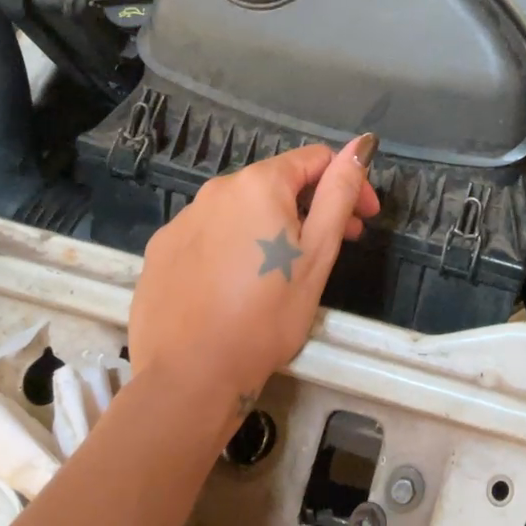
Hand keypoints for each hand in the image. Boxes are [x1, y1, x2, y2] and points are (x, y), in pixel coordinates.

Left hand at [129, 136, 380, 416]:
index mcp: (259, 184)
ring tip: (287, 270)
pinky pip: (211, 234)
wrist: (187, 380)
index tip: (364, 221)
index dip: (348, 183)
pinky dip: (236, 245)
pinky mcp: (160, 252)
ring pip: (243, 209)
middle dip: (313, 207)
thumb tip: (362, 144)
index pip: (316, 159)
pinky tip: (240, 284)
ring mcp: (182, 220)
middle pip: (278, 182)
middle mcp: (216, 190)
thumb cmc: (266, 316)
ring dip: (274, 225)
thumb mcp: (318, 254)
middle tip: (337, 246)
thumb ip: (340, 192)